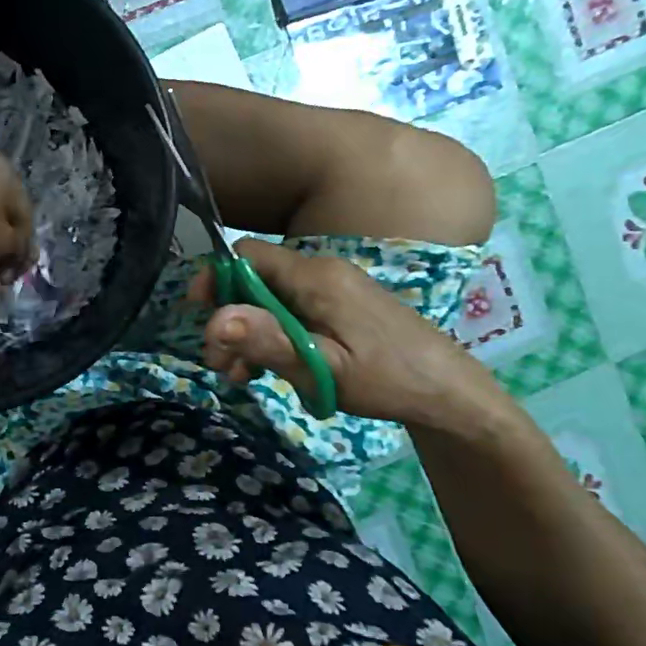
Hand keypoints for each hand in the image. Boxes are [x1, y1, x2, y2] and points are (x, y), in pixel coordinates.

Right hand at [192, 239, 499, 427]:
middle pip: (254, 280)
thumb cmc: (386, 379)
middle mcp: (321, 273)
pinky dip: (274, 336)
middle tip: (223, 365)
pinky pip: (292, 312)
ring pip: (271, 300)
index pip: (247, 255)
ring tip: (243, 376)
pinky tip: (270, 369)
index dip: (216, 279)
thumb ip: (269, 342)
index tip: (200, 316)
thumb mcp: (323, 368)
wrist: (446, 390)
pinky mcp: (340, 308)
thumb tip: (215, 320)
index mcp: (315, 278)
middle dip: (230, 318)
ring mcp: (332, 289)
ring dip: (250, 333)